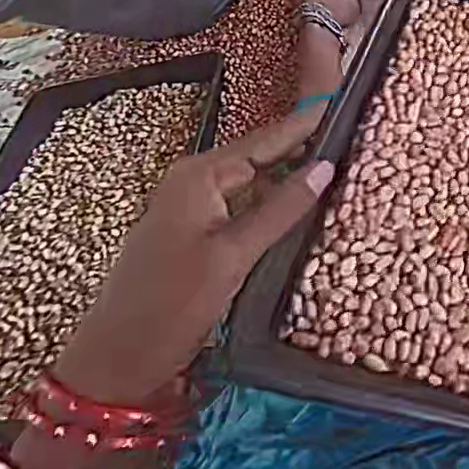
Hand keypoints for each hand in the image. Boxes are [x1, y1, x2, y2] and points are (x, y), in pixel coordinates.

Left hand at [51, 107, 333, 404]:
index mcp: (199, 176)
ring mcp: (195, 206)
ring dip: (291, 177)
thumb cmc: (171, 305)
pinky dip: (274, 202)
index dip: (304, 124)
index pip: (265, 140)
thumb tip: (326, 166)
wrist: (115, 362)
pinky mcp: (198, 231)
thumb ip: (282, 208)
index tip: (342, 106)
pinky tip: (302, 208)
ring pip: (254, 182)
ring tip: (338, 169)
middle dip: (302, 148)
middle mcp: (196, 181)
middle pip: (260, 156)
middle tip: (352, 140)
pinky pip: (245, 204)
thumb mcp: (235, 255)